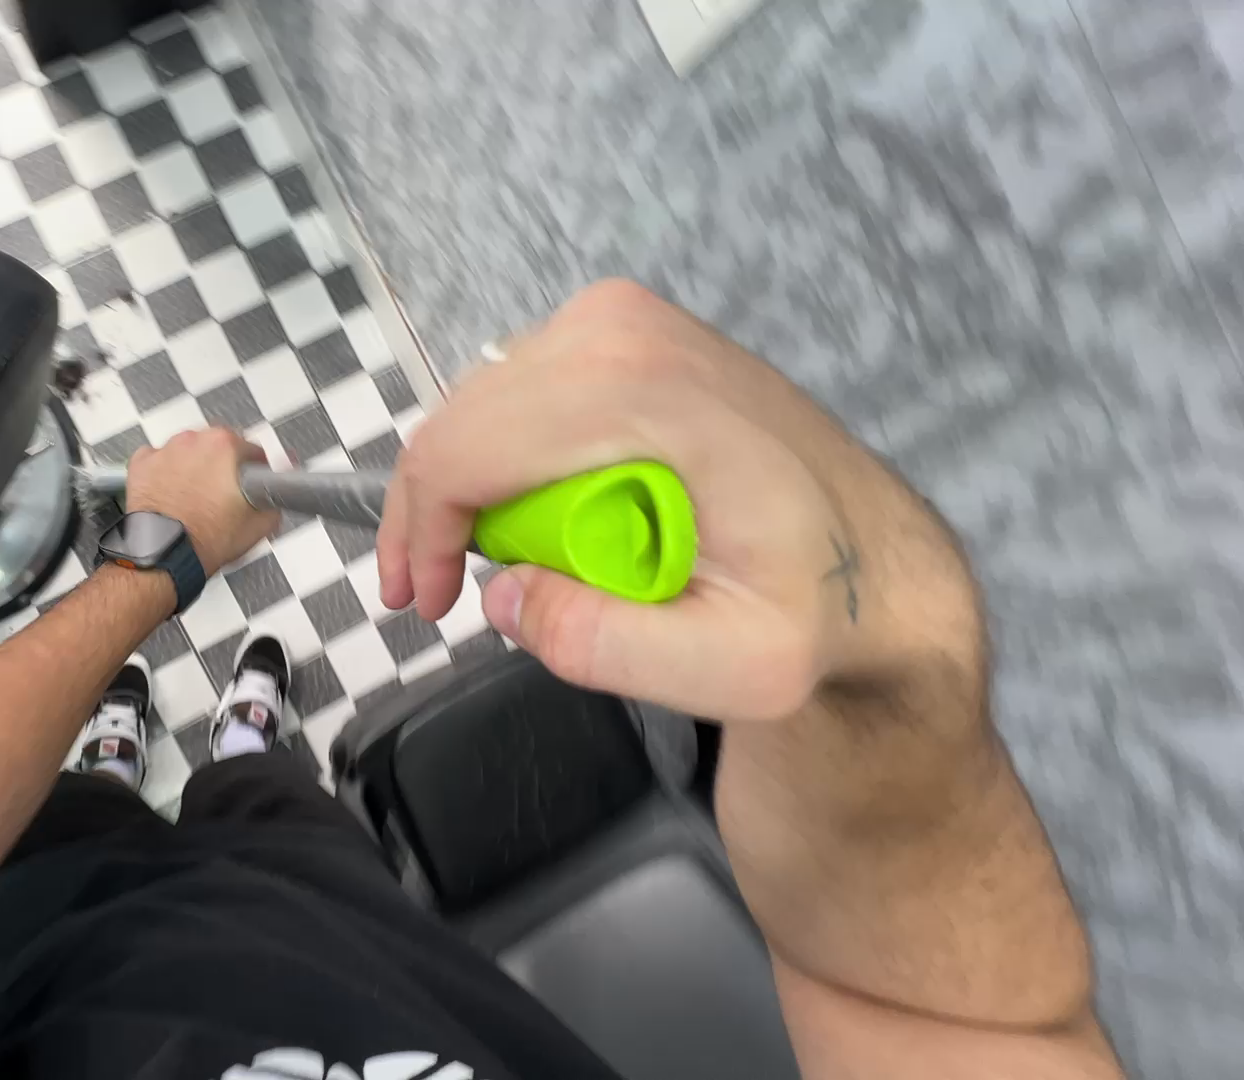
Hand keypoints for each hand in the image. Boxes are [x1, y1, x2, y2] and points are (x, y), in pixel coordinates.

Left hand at [127, 428, 278, 576]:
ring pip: (188, 453)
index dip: (255, 471)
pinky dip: (165, 475)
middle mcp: (194, 441)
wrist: (166, 557)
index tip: (251, 483)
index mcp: (226, 445)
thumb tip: (282, 490)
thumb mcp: (260, 525)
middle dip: (222, 468)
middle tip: (223, 497)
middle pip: (217, 448)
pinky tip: (173, 495)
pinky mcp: (142, 464)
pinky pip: (159, 461)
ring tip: (196, 500)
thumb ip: (277, 499)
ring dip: (194, 469)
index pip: (252, 451)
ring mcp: (165, 450)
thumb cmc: (206, 539)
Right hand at [378, 280, 976, 722]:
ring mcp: (610, 319)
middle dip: (422, 519)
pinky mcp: (607, 330)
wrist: (868, 550)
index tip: (425, 604)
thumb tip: (499, 592)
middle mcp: (613, 328)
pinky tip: (505, 511)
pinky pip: (499, 398)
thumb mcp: (733, 666)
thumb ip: (605, 645)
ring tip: (466, 560)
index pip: (465, 451)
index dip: (422, 536)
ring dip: (449, 493)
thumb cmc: (810, 607)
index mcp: (642, 390)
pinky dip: (483, 461)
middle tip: (426, 593)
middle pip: (453, 427)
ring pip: (467, 411)